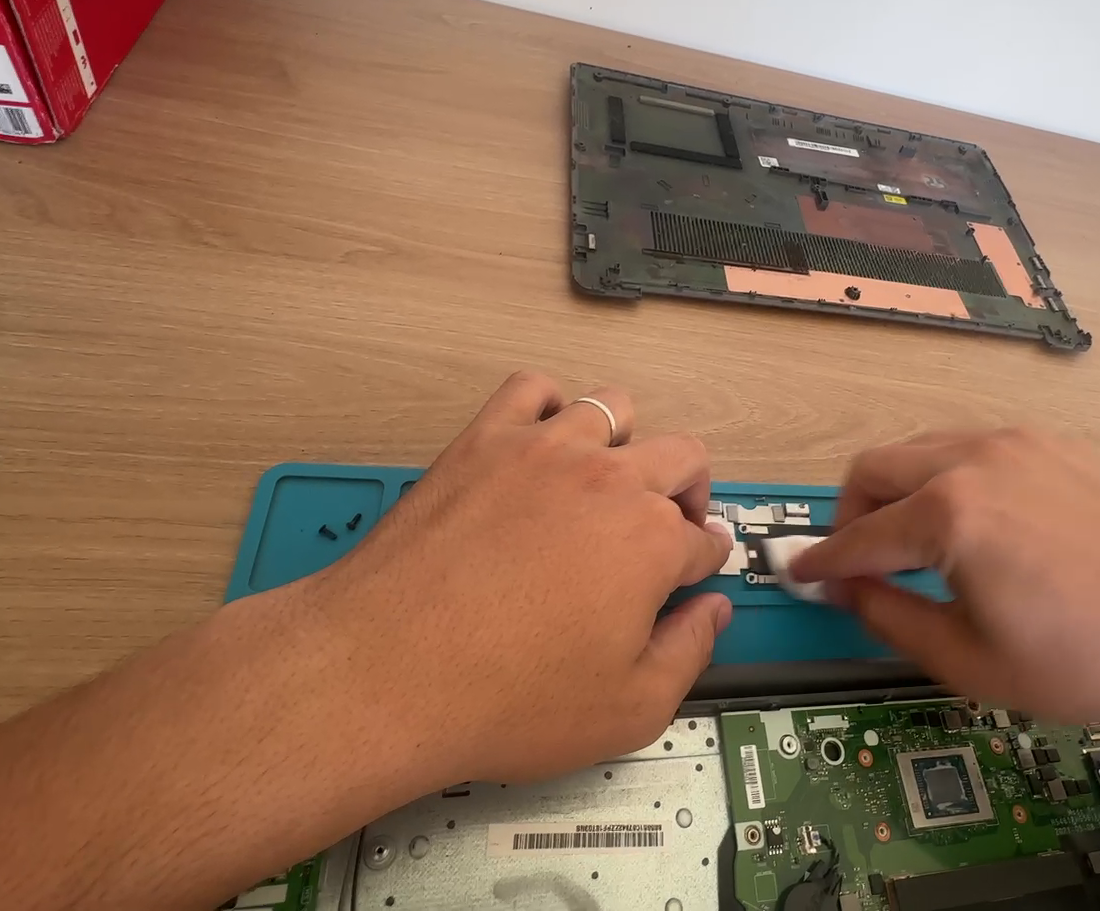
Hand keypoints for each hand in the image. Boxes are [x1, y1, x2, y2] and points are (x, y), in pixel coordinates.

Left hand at [299, 372, 732, 786]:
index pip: (703, 540)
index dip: (702, 562)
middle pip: (683, 458)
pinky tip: (542, 442)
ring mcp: (546, 450)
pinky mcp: (487, 439)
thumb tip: (712, 613)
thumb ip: (689, 653)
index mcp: (652, 540)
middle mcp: (609, 479)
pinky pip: (531, 389)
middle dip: (690, 492)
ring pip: (614, 409)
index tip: (691, 572)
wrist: (388, 671)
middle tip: (669, 525)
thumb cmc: (506, 698)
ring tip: (606, 479)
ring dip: (626, 442)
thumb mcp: (628, 710)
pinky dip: (547, 406)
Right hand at [791, 428, 1099, 739]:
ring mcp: (1015, 442)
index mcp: (947, 514)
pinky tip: (978, 522)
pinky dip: (947, 478)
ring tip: (919, 542)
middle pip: (873, 468)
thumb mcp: (971, 661)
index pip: (857, 537)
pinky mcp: (1051, 443)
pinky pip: (971, 448)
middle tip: (862, 561)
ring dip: (897, 491)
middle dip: (851, 514)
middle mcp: (971, 459)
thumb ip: (889, 616)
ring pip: (919, 449)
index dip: (822, 561)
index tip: (802, 573)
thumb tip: (846, 588)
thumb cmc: (1087, 661)